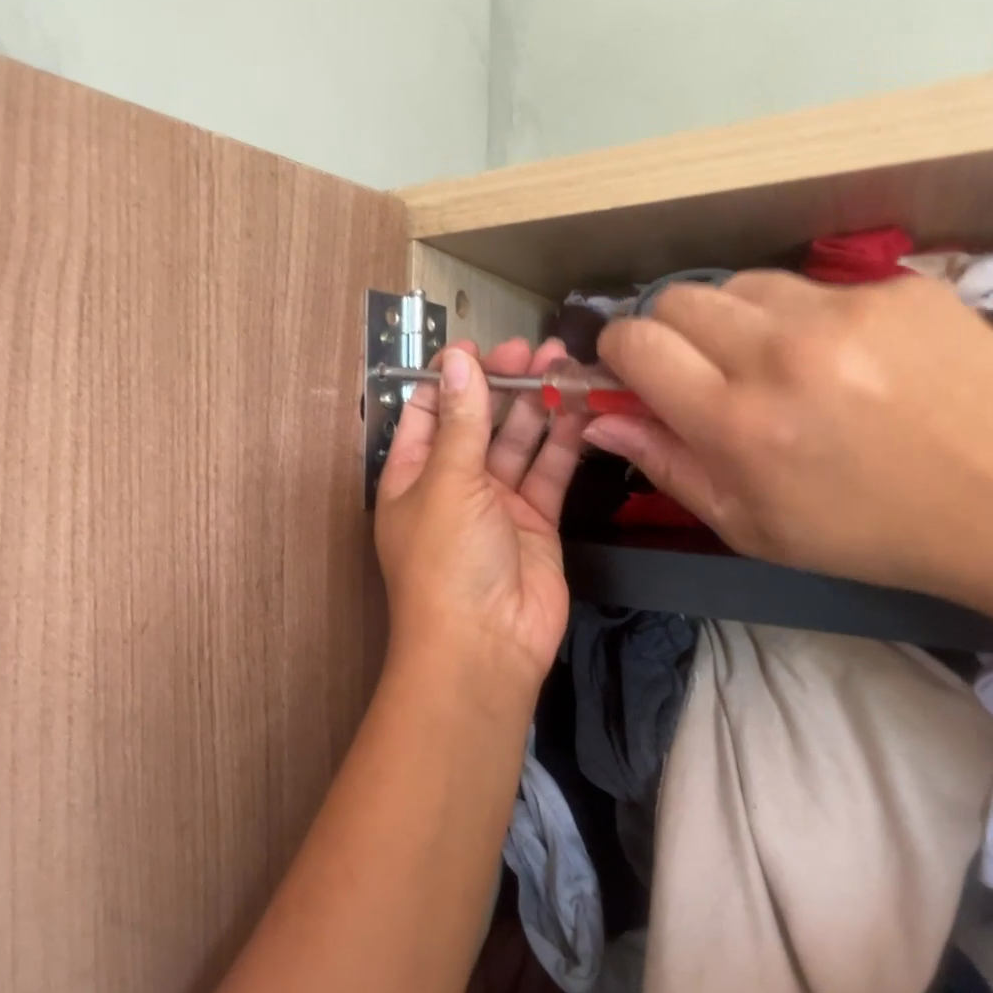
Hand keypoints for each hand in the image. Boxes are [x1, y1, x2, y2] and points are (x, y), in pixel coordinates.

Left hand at [374, 339, 590, 688]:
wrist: (485, 646)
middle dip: (503, 385)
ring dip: (538, 406)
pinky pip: (550, 472)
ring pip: (518, 442)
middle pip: (478, 421)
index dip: (451, 377)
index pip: (426, 411)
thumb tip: (455, 359)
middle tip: (535, 350)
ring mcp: (496, 504)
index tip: (480, 346)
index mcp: (411, 474)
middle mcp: (452, 484)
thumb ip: (461, 420)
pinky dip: (565, 442)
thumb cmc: (446, 562)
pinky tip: (582, 407)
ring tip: (565, 365)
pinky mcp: (536, 522)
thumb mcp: (447, 482)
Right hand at [583, 272, 992, 597]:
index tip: (632, 371)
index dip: (618, 351)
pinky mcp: (901, 287)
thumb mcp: (748, 526)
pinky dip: (810, 320)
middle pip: (676, 298)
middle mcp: (782, 352)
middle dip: (670, 332)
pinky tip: (851, 362)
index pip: (636, 342)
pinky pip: (818, 287)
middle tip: (703, 371)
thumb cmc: (868, 533)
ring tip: (779, 365)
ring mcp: (847, 310)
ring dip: (737, 320)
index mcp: (738, 421)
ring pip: (743, 284)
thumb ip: (665, 463)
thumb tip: (601, 419)